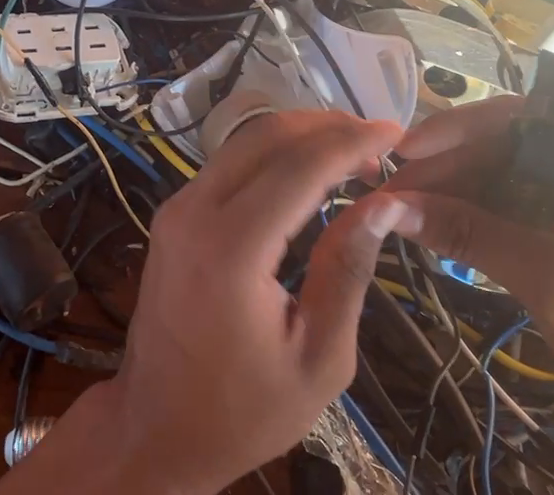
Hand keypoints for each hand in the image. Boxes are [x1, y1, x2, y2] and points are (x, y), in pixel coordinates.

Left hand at [0, 110, 408, 494]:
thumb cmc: (243, 410)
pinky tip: (308, 174)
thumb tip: (384, 203)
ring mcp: (176, 210)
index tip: (398, 133)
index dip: (350, 142)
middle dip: (325, 127)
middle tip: (378, 142)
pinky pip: (225, 168)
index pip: (298, 168)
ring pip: (241, 145)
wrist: (155, 426)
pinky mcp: (172, 217)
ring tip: (353, 154)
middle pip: (263, 138)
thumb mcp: (318, 357)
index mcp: (229, 247)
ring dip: (298, 138)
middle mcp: (193, 211)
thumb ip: (347, 270)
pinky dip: (271, 158)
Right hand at [375, 96, 553, 492]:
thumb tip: (384, 206)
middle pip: (499, 148)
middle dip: (444, 170)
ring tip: (397, 212)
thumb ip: (467, 233)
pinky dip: (466, 220)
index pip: (519, 119)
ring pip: (494, 180)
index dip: (455, 129)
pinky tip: (430, 230)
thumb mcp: (550, 277)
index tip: (403, 152)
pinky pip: (502, 211)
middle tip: (387, 193)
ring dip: (448, 196)